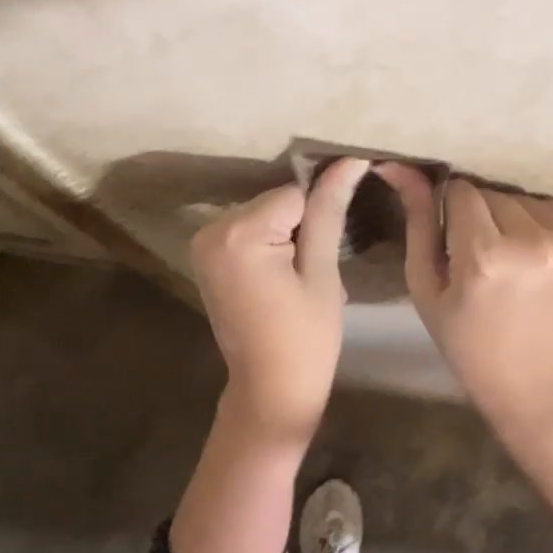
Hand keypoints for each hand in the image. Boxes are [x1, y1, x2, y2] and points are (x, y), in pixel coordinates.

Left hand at [190, 157, 370, 438]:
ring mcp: (203, 244)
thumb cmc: (306, 339)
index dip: (323, 213)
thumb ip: (328, 212)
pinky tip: (285, 276)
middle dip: (302, 224)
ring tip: (303, 275)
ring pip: (264, 215)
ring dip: (289, 234)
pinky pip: (248, 232)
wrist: (270, 391)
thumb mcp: (322, 273)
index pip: (295, 194)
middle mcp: (212, 230)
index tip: (337, 242)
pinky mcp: (206, 257)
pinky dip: (270, 244)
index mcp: (240, 234)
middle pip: (275, 202)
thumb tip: (349, 161)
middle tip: (319, 269)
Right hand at [376, 164, 552, 423]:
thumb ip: (418, 221)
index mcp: (486, 257)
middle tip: (478, 253)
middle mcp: (534, 244)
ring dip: (512, 217)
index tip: (452, 238)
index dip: (452, 210)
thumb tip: (399, 165)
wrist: (534, 380)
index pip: (462, 191)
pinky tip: (533, 259)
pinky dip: (540, 226)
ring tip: (508, 256)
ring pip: (525, 198)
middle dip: (482, 213)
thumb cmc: (466, 339)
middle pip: (495, 192)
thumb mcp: (427, 285)